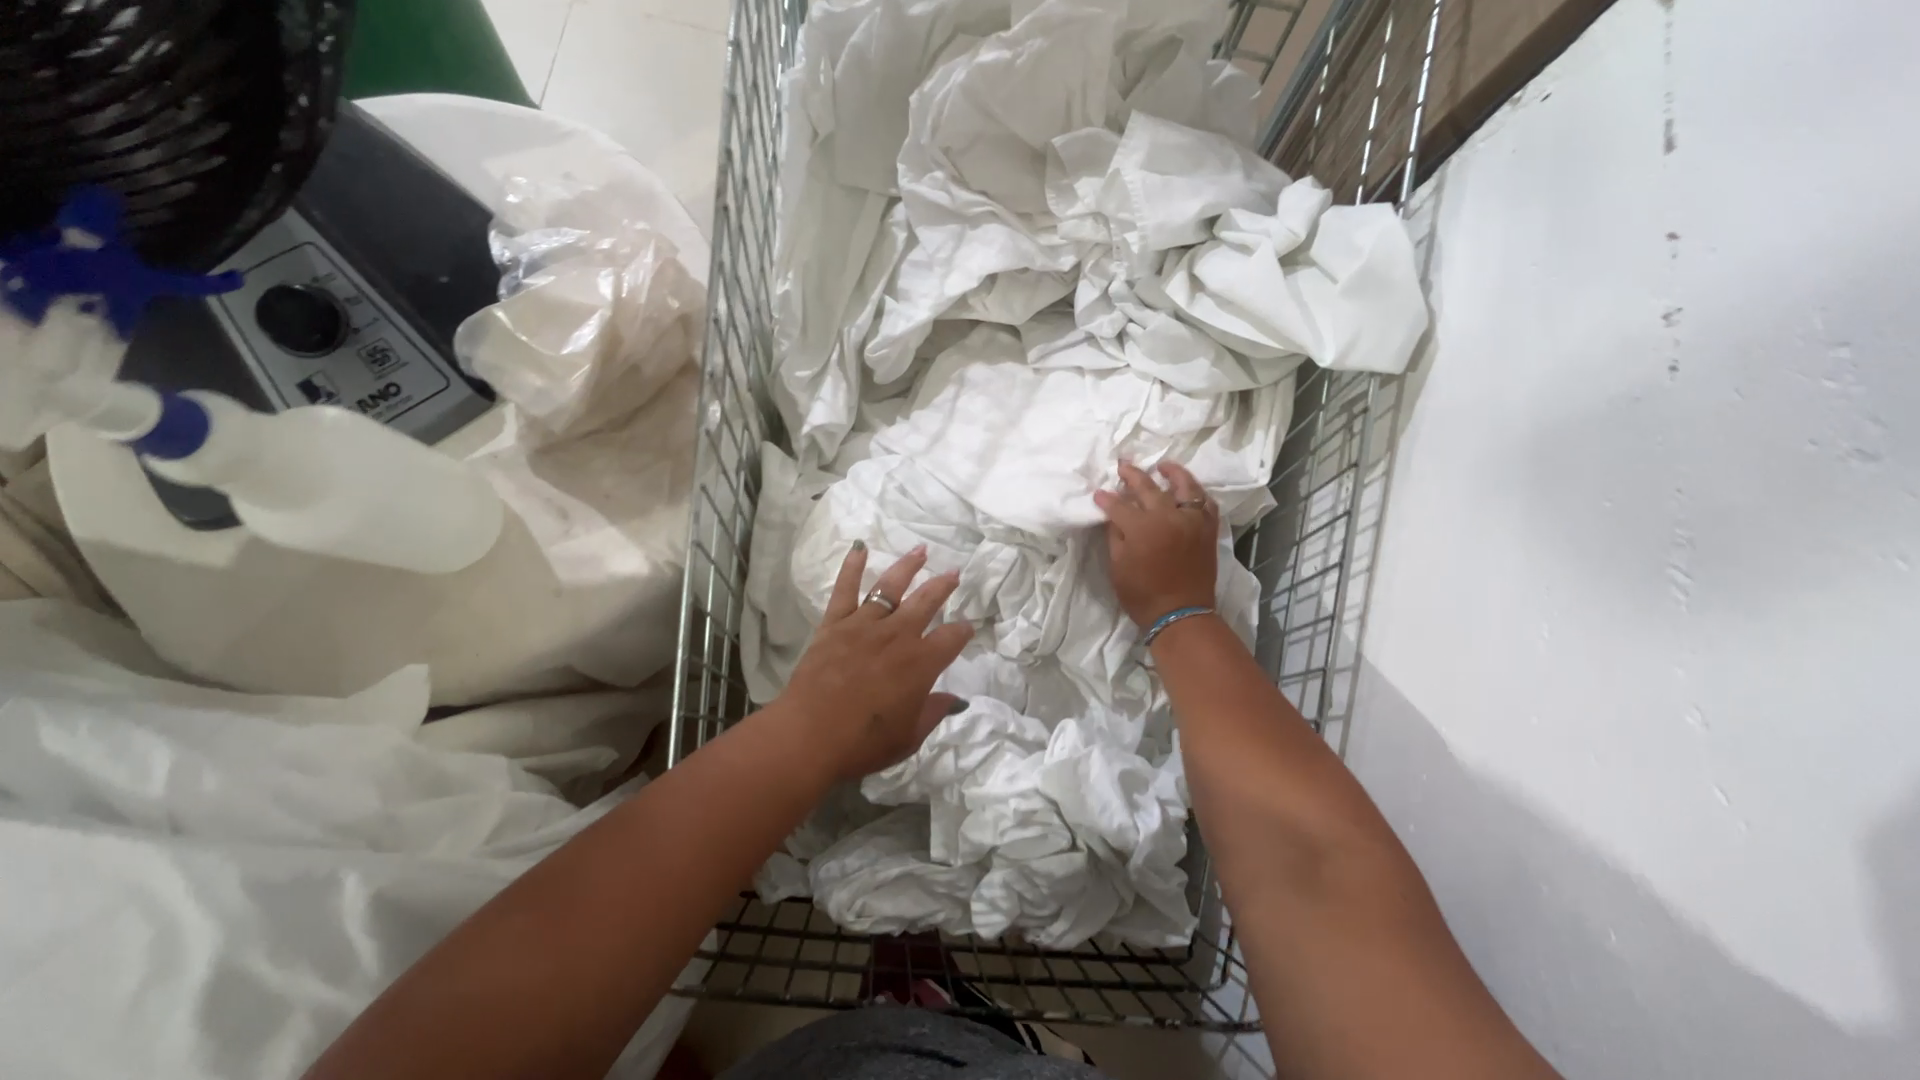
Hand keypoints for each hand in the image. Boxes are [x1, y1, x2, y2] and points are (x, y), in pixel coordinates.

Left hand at [778, 543, 974, 781]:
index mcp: (922, 663)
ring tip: (920, 550)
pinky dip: (852, 567)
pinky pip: (845, 590)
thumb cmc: (864, 743)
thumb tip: (955, 700)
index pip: (952, 638)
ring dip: (908, 566)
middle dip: (943, 585)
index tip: (967, 629)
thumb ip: (934, 712)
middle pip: (926, 601)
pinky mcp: (834, 624)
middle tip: (953, 572)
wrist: (810, 735)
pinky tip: (859, 548)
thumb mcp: (910, 736)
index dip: (964, 632)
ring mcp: (864, 626)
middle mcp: (898, 636)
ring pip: (890, 587)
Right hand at [1094, 461, 1219, 627]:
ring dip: (1172, 473)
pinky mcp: (1208, 530)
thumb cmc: (1142, 594)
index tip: (1098, 494)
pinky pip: (1206, 504)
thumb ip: (1115, 536)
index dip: (1106, 499)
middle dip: (1132, 475)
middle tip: (1122, 465)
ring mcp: (1192, 521)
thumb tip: (1114, 516)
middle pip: (1148, 488)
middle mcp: (1168, 517)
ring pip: (1184, 487)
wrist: (1180, 614)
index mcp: (1142, 528)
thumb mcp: (1117, 567)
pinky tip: (1188, 490)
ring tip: (1163, 466)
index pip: (1119, 505)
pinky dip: (1197, 494)